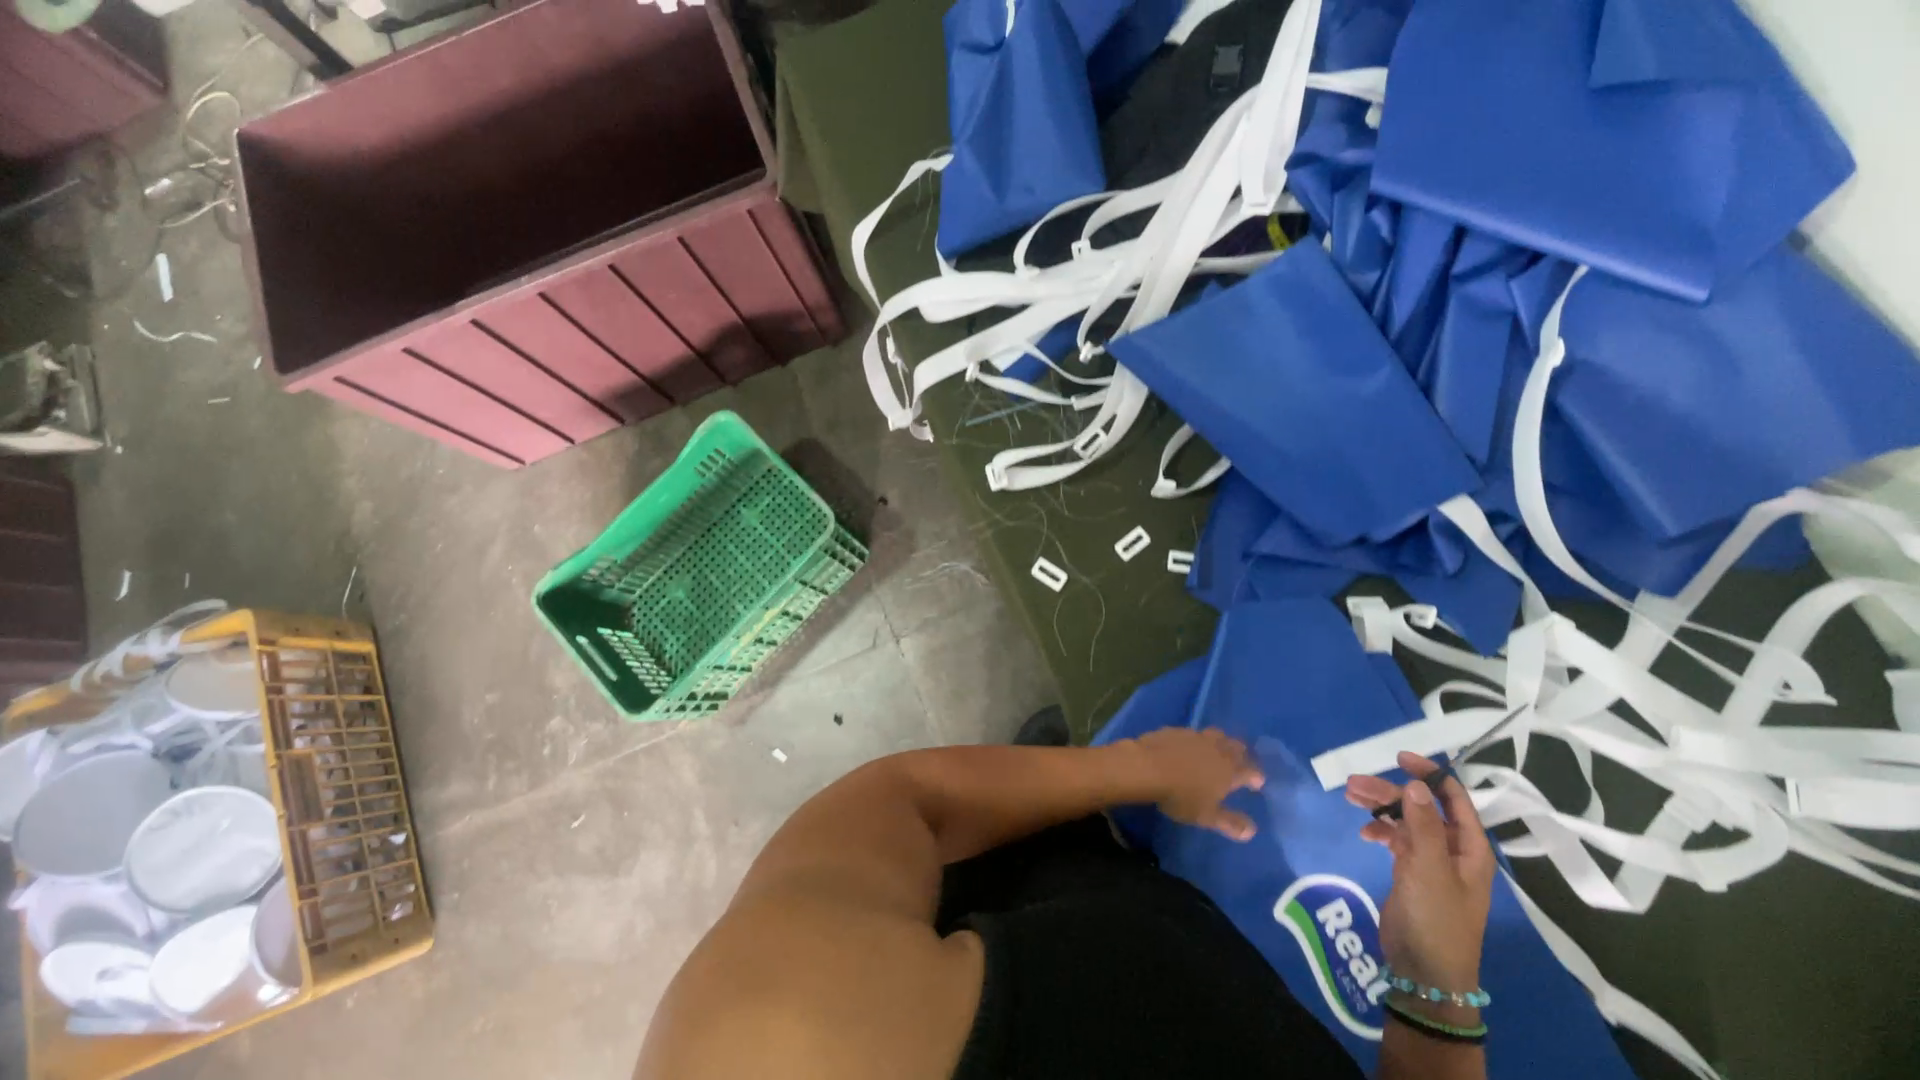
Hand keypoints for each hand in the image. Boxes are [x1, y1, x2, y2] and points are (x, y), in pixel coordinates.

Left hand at [1126, 728, 1264, 840]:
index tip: (1257, 782)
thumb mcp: (1206, 816)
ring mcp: (1197, 736)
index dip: (1256, 777)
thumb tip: (1251, 831)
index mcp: (1230, 770)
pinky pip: (1193, 733)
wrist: (1147, 767)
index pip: (1251, 771)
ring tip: (1218, 749)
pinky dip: (1196, 739)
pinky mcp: (1177, 730)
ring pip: (1217, 735)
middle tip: (1240, 762)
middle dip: (1242, 755)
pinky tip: (1189, 745)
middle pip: (1237, 747)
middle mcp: (1218, 749)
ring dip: (1221, 742)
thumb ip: (1230, 822)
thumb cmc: (1180, 796)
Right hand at [1345, 752, 1494, 995]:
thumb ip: (1422, 826)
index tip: (1399, 758)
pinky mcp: (1411, 875)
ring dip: (1381, 808)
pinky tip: (1364, 832)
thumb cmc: (1437, 920)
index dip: (1429, 775)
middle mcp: (1453, 850)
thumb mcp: (1429, 870)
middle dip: (1391, 792)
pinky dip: (1380, 831)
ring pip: (1406, 822)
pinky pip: (1397, 841)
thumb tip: (1415, 785)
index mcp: (1469, 848)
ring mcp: (1432, 863)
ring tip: (1349, 797)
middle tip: (1353, 784)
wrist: (1426, 972)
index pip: (1453, 799)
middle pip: (1422, 808)